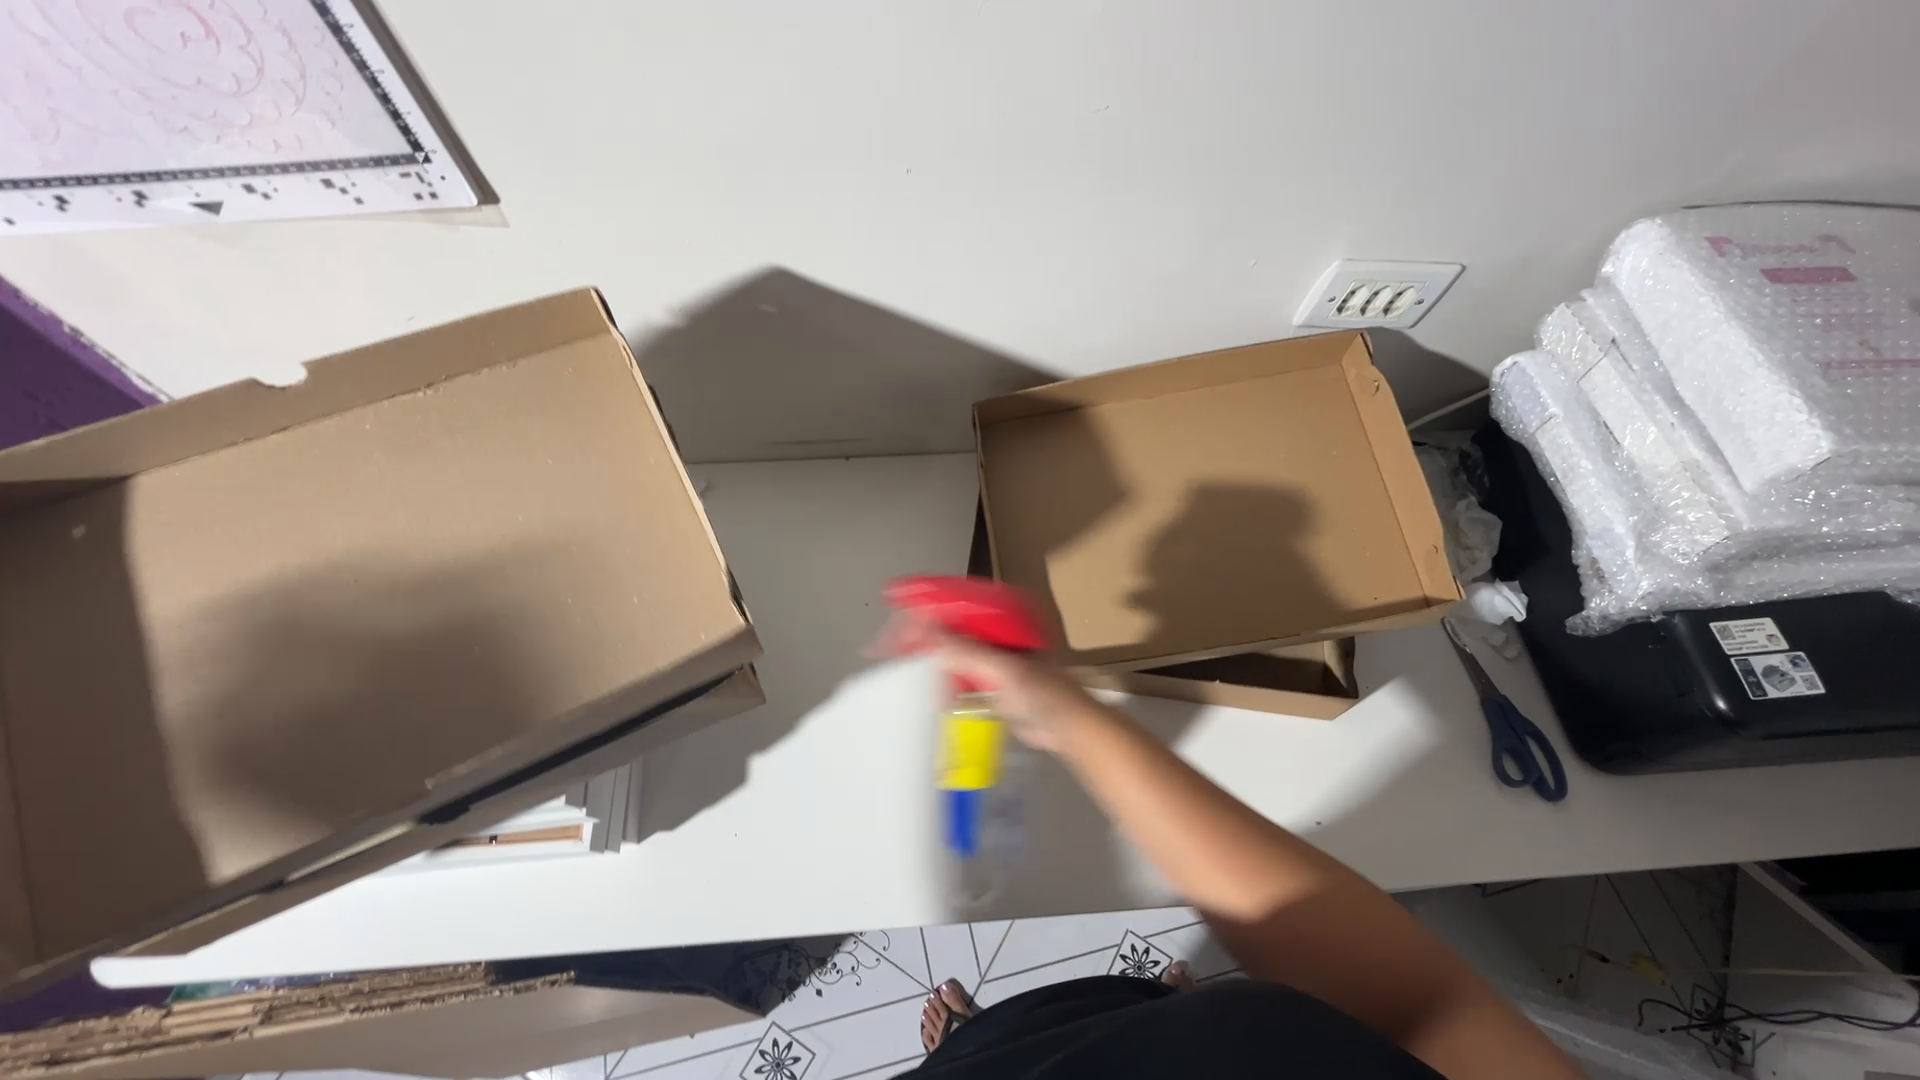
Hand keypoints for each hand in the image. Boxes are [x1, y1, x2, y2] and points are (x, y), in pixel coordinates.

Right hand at [871, 612, 1115, 753]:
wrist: (1069, 728)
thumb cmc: (1043, 693)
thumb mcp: (1002, 669)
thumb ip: (964, 650)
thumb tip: (924, 631)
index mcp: (1002, 616)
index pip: (954, 599)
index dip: (922, 601)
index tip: (892, 607)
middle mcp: (995, 629)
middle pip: (946, 622)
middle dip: (916, 632)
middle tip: (883, 645)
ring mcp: (992, 654)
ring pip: (949, 647)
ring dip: (924, 655)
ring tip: (894, 661)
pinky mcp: (990, 679)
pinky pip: (956, 671)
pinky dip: (939, 677)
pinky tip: (925, 687)